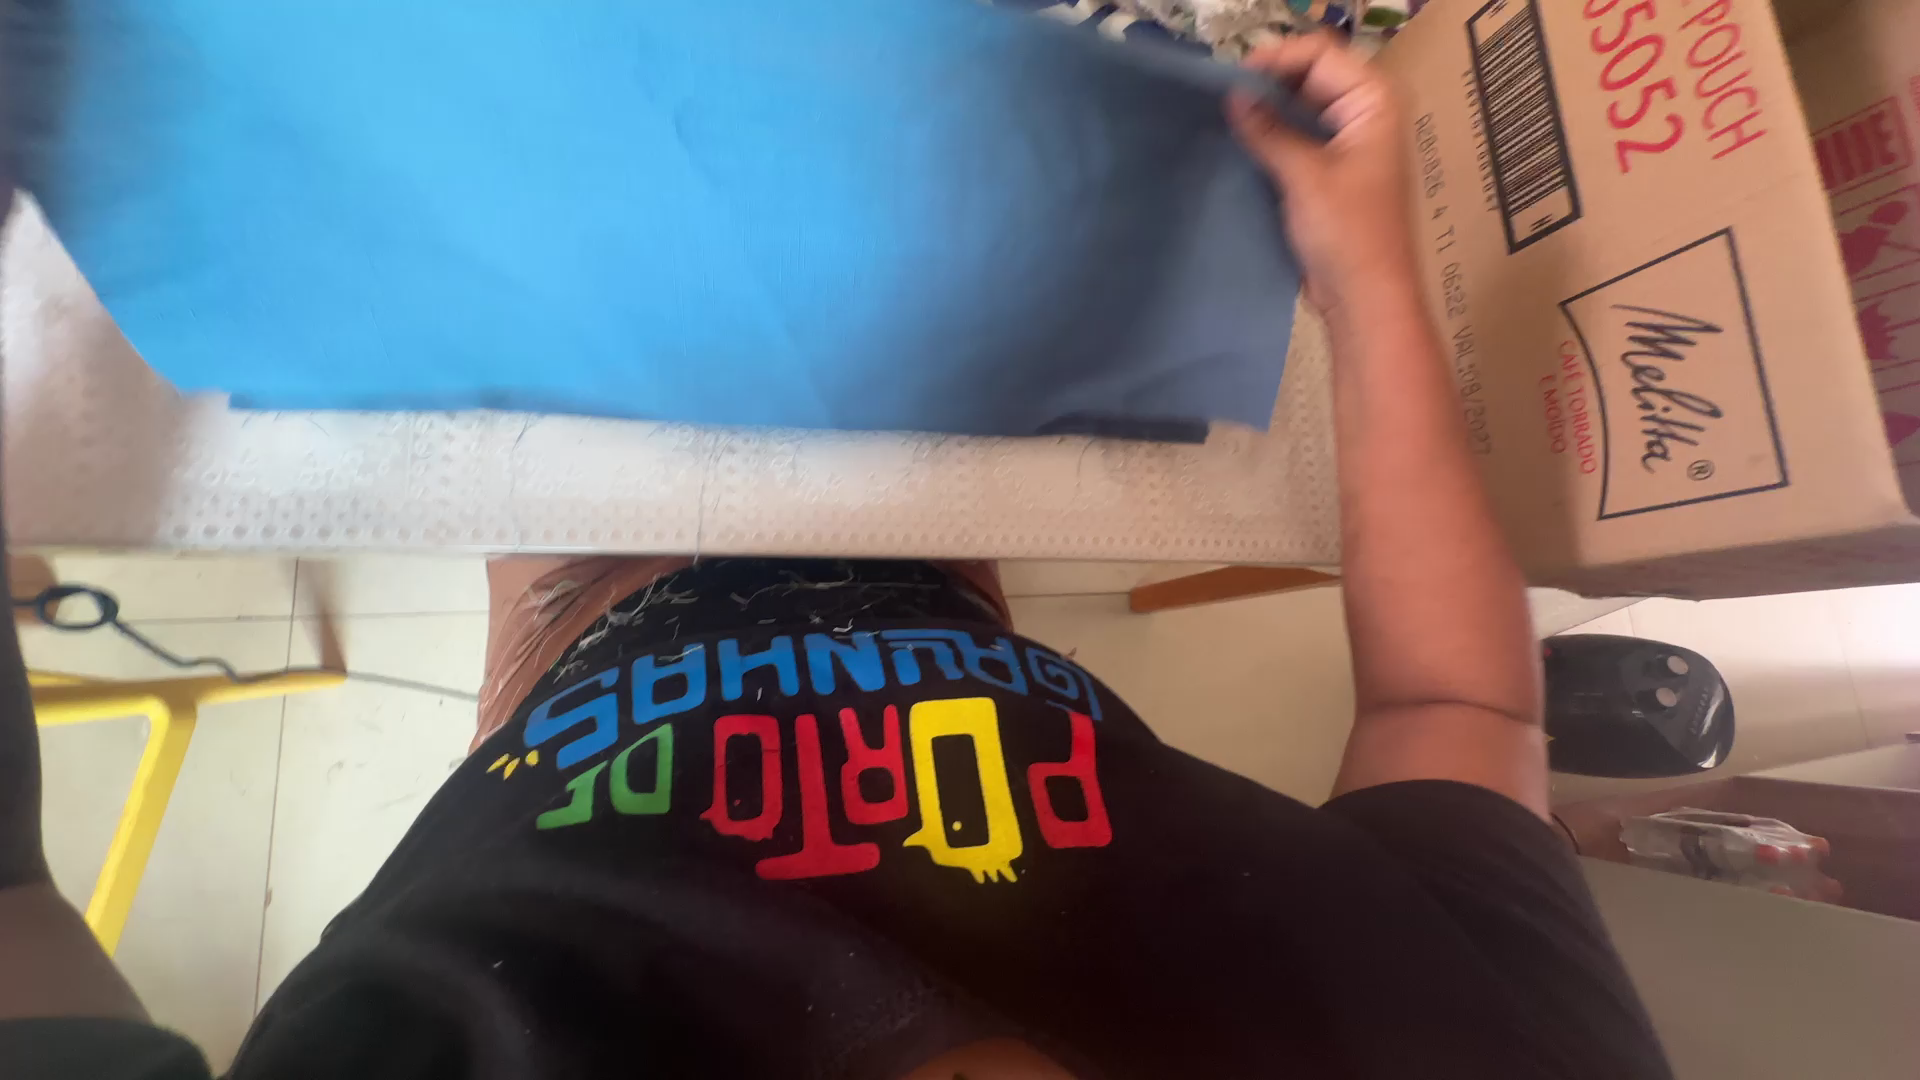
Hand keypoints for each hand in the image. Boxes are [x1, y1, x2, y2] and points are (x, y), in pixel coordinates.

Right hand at [1227, 34, 1420, 331]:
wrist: (1364, 295)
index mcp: (1374, 99)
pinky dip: (1270, 140)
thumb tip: (1234, 95)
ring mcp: (1347, 144)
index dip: (1274, 59)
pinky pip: (1296, 141)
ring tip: (1223, 120)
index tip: (1228, 80)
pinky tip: (1241, 147)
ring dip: (1265, 113)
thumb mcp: (1305, 177)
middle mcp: (1364, 112)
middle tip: (1218, 99)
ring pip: (1300, 110)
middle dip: (1267, 83)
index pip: (1319, 53)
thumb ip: (1270, 133)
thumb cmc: (1346, 234)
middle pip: (1310, 77)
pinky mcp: (1328, 174)